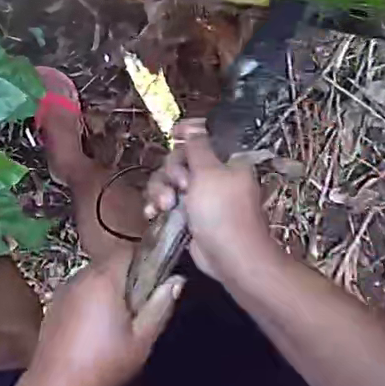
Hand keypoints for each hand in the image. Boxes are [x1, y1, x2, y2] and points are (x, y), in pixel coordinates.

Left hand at [24, 248, 182, 385]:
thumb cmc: (105, 363)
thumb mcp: (141, 340)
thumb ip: (160, 306)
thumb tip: (177, 280)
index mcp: (105, 278)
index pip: (126, 250)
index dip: (143, 260)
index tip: (153, 282)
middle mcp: (82, 275)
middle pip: (109, 263)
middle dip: (126, 278)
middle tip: (138, 308)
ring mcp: (65, 286)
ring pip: (93, 276)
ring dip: (107, 288)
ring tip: (116, 322)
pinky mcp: (54, 301)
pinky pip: (79, 289)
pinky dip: (90, 298)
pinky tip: (93, 328)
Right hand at [144, 118, 278, 285]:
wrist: (232, 258)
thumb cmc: (223, 211)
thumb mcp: (209, 172)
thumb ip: (197, 146)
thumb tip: (193, 126)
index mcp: (226, 161)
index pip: (203, 136)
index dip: (187, 132)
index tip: (173, 133)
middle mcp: (213, 175)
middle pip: (179, 158)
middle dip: (171, 171)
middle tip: (179, 185)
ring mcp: (200, 195)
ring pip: (168, 179)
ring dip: (160, 189)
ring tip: (164, 205)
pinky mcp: (188, 214)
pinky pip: (166, 200)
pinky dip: (157, 205)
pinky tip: (152, 213)